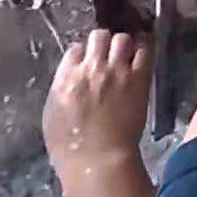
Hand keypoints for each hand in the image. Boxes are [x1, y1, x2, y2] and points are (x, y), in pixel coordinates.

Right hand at [42, 29, 150, 166]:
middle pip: (99, 36)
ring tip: (125, 52)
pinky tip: (143, 48)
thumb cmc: (70, 147)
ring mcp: (117, 71)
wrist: (99, 160)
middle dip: (102, 42)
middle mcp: (92, 68)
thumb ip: (62, 88)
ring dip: (123, 43)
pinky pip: (144, 50)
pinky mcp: (138, 78)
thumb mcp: (52, 114)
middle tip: (107, 53)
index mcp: (67, 77)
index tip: (87, 60)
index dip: (83, 53)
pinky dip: (143, 46)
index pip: (75, 49)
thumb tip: (71, 76)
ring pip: (122, 38)